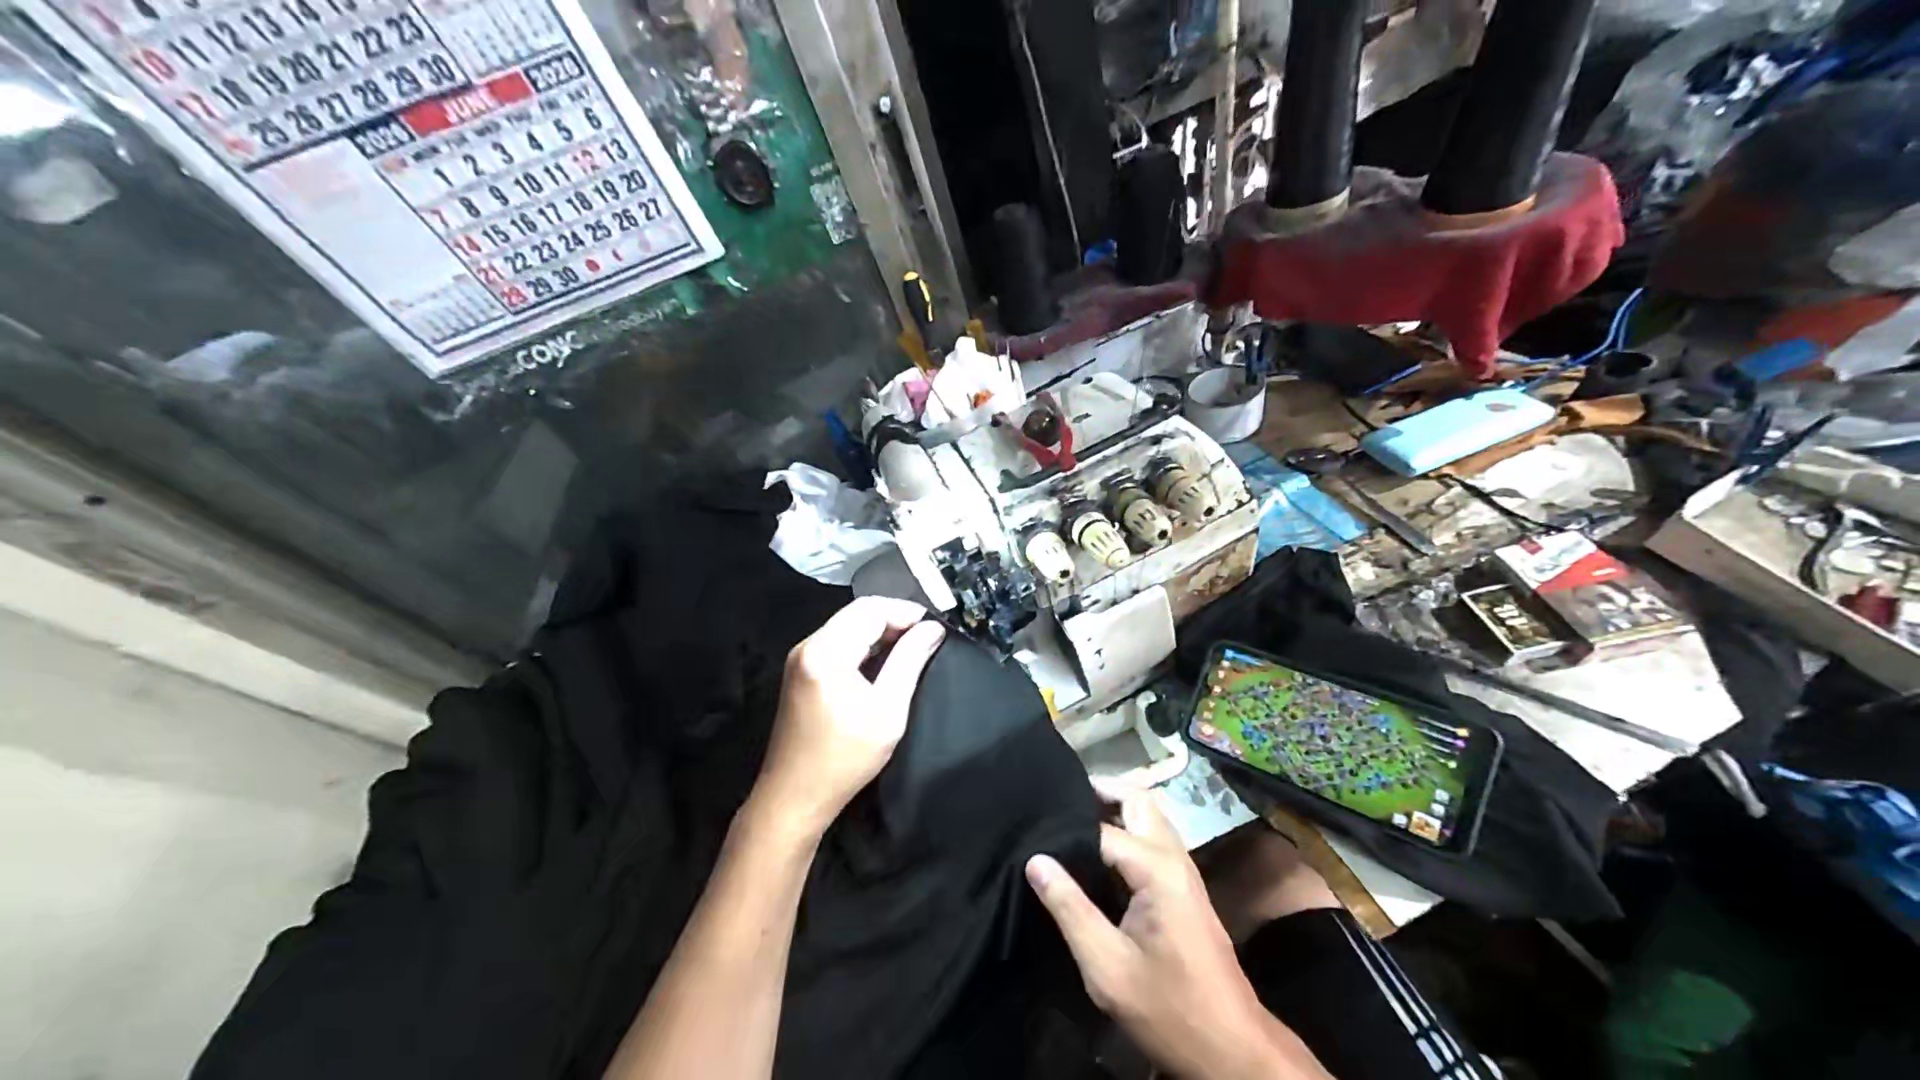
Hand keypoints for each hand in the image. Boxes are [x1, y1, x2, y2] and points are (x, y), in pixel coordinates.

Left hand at [752, 596, 944, 835]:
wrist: (794, 796)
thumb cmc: (844, 758)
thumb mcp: (888, 710)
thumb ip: (910, 662)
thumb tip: (931, 629)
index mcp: (825, 651)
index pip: (870, 609)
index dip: (905, 611)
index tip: (934, 625)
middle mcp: (807, 646)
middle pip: (856, 613)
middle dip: (894, 618)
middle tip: (926, 635)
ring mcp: (800, 658)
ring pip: (847, 625)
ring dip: (879, 630)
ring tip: (911, 646)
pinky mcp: (800, 671)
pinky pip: (837, 642)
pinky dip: (863, 643)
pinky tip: (884, 660)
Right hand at [1026, 788, 1331, 1079]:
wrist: (1231, 1049)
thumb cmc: (1168, 1008)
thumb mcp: (1106, 966)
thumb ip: (1069, 908)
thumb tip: (1036, 860)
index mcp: (1157, 868)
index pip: (1102, 828)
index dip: (1066, 827)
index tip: (1031, 828)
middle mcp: (1175, 857)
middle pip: (1138, 800)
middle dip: (1100, 790)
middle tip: (1057, 801)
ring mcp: (1185, 871)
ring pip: (1151, 816)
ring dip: (1116, 806)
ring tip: (1071, 819)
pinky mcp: (1186, 888)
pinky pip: (1155, 838)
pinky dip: (1128, 827)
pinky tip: (1099, 850)